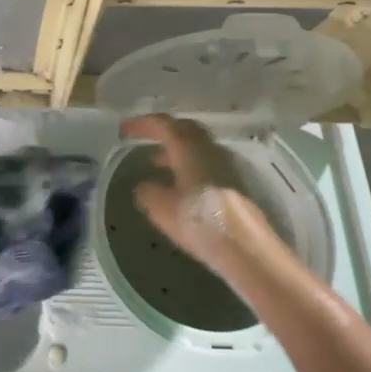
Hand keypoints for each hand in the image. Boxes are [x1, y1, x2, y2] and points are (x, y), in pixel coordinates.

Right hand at [122, 114, 278, 276]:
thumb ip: (148, 191)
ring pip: (197, 147)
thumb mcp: (160, 208)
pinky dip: (188, 164)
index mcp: (188, 148)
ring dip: (176, 149)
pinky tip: (179, 184)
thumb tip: (145, 185)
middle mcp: (209, 149)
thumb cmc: (199, 221)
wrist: (246, 248)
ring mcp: (225, 165)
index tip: (124, 129)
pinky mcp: (234, 184)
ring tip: (156, 162)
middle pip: (185, 129)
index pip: (163, 124)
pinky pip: (205, 163)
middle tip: (144, 137)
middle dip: (163, 130)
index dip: (142, 124)